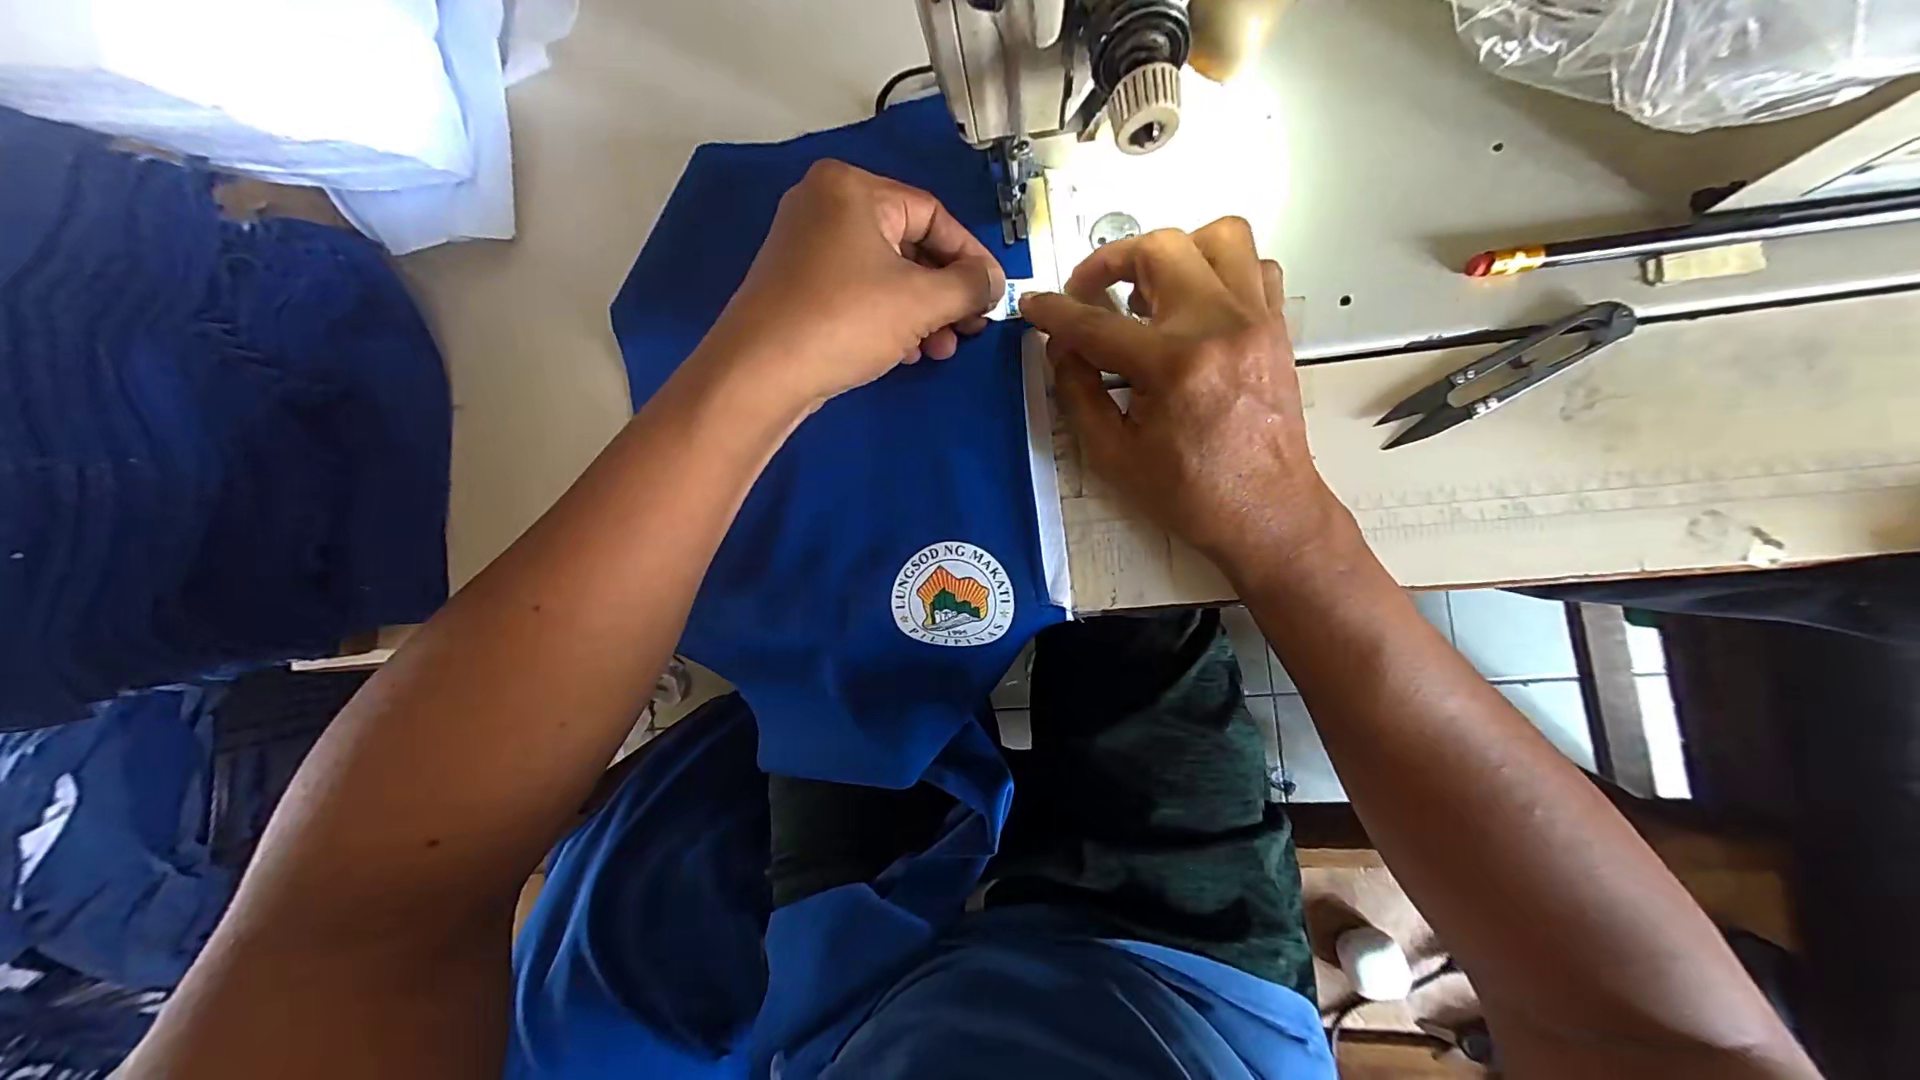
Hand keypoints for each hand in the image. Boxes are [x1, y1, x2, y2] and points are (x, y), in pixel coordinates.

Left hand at [701, 160, 1006, 410]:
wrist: (761, 373)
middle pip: (909, 246)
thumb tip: (993, 283)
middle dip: (945, 293)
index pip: (934, 215)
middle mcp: (826, 207)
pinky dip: (889, 320)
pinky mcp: (799, 288)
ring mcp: (808, 248)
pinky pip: (859, 294)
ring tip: (942, 348)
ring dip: (922, 314)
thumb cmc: (844, 321)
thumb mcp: (920, 301)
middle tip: (970, 328)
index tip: (994, 294)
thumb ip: (968, 285)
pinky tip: (907, 352)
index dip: (971, 257)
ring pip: (886, 276)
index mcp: (853, 189)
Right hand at [1019, 219, 1352, 581]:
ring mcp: (1256, 320)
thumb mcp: (1114, 455)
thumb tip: (1063, 350)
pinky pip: (1253, 265)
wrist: (1266, 513)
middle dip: (1109, 262)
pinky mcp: (1275, 328)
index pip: (1098, 322)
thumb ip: (1078, 394)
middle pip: (1160, 249)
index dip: (1056, 311)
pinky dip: (1218, 270)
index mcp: (1175, 365)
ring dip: (1171, 252)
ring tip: (1147, 290)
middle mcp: (1221, 326)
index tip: (1035, 305)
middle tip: (1088, 291)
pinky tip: (1194, 304)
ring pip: (1218, 236)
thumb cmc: (1192, 494)